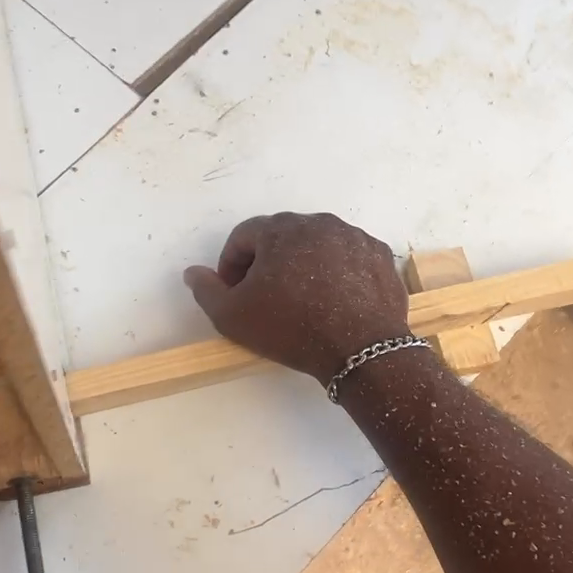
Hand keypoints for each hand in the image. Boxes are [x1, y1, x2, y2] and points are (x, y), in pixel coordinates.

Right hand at [183, 212, 411, 383]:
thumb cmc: (289, 328)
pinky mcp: (379, 256)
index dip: (230, 265)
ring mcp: (353, 237)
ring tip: (301, 302)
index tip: (234, 293)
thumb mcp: (232, 317)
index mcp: (279, 230)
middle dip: (266, 263)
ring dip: (302, 266)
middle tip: (264, 299)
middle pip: (281, 237)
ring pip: (316, 246)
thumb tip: (193, 273)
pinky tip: (332, 303)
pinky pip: (347, 259)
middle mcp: (318, 223)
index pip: (242, 237)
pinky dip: (335, 274)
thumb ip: (207, 291)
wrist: (359, 349)